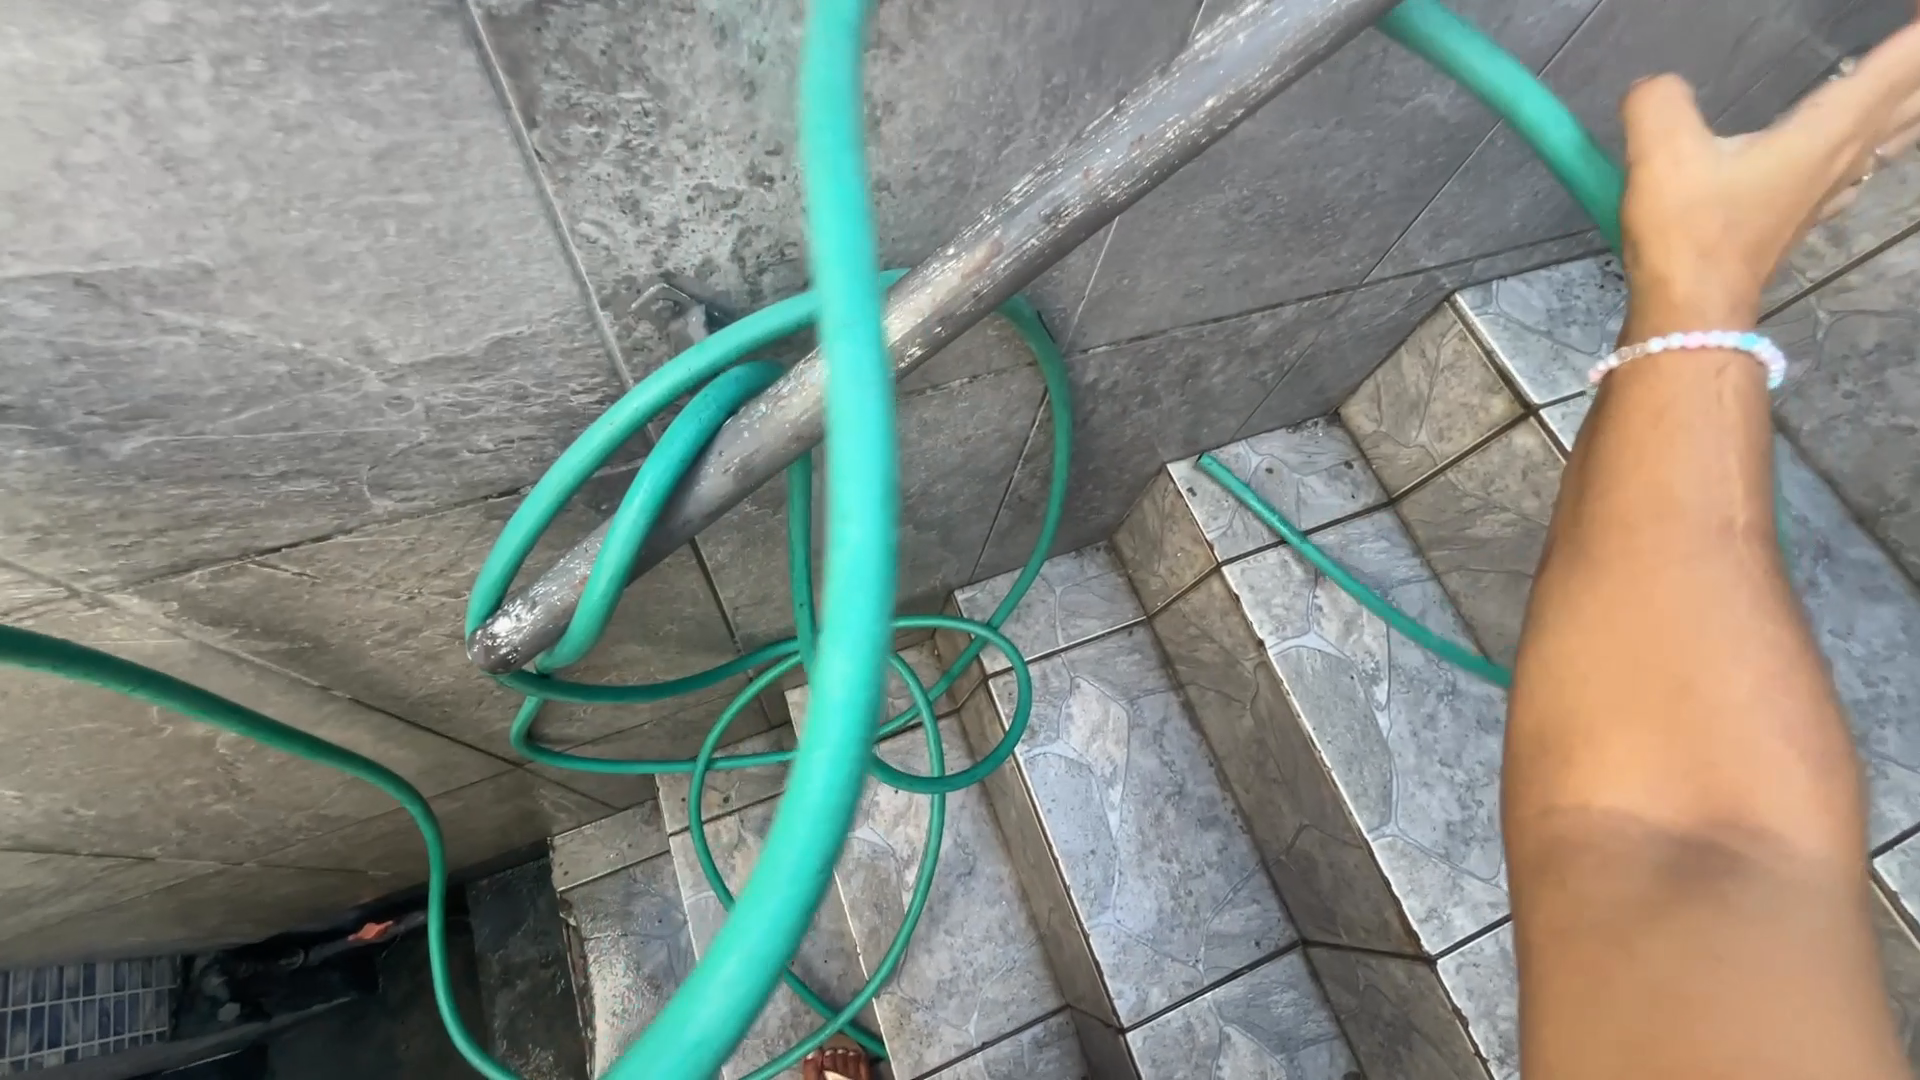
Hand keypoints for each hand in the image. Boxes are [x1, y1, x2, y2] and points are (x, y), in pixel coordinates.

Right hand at [1617, 12, 1919, 338]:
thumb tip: (1651, 87)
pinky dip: (1882, 144)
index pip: (1912, 53)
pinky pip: (1868, 166)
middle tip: (1915, 39)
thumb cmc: (1686, 233)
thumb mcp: (1659, 157)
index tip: (1916, 2)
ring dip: (1912, 102)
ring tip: (1906, 86)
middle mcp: (1848, 151)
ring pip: (1904, 129)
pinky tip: (1867, 149)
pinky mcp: (1807, 216)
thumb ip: (1657, 105)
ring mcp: (1833, 189)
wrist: (1689, 307)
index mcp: (1831, 125)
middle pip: (1918, 94)